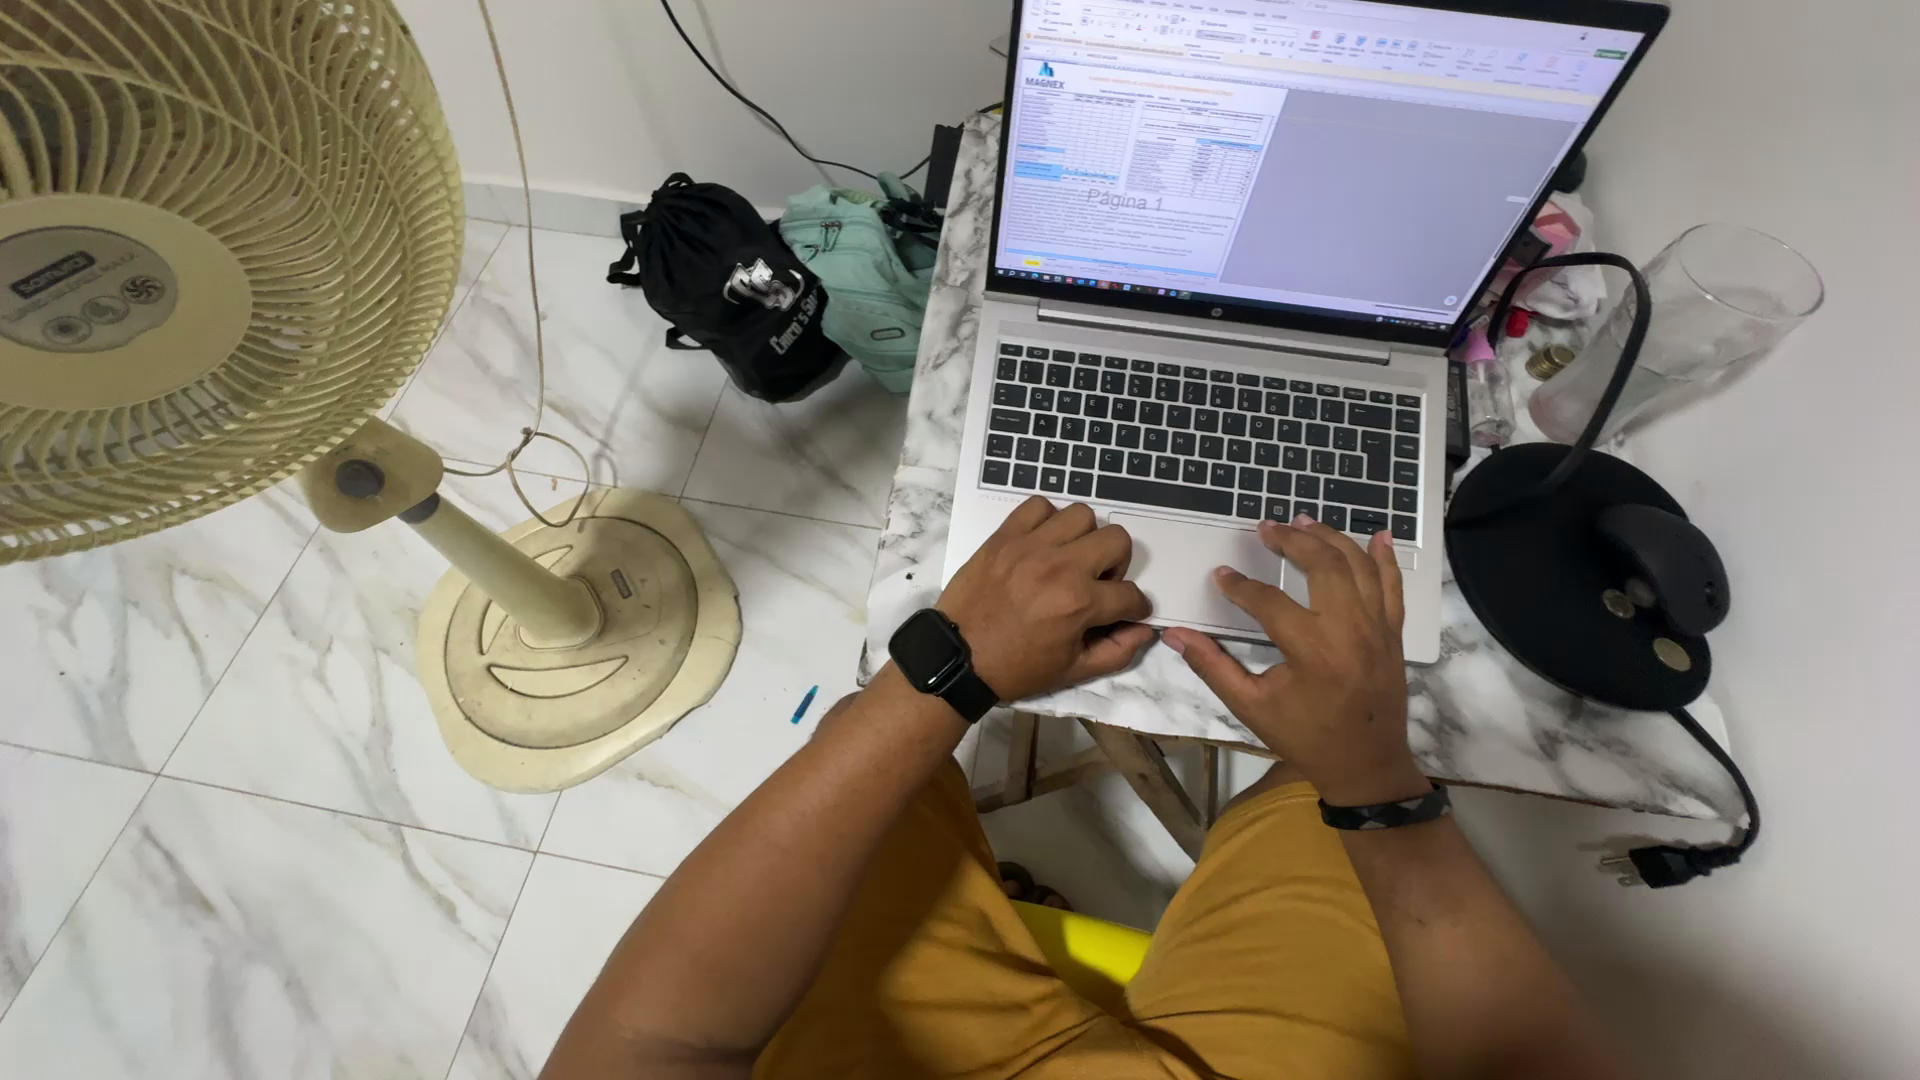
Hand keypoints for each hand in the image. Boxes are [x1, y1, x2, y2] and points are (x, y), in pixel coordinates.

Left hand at [936, 497, 1155, 701]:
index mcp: (1079, 604)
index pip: (1131, 594)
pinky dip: (1046, 520)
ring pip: (1082, 515)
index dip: (1134, 608)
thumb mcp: (1072, 671)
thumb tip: (1146, 630)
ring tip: (1069, 559)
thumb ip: (1117, 651)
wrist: (957, 658)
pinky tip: (1042, 544)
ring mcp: (1030, 546)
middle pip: (1117, 539)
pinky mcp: (1004, 536)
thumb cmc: (1016, 668)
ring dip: (1084, 537)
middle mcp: (1060, 567)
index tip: (1125, 612)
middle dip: (1117, 564)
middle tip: (1097, 582)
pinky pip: (1038, 505)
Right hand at [1161, 517, 1427, 806]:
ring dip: (1332, 538)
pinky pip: (1394, 587)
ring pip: (1360, 567)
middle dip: (1292, 540)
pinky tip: (1379, 535)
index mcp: (1312, 651)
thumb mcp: (1249, 705)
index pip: (1269, 601)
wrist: (1366, 767)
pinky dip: (1386, 559)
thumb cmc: (1304, 738)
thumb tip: (1175, 634)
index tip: (1221, 576)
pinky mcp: (1394, 634)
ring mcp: (1379, 630)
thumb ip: (1211, 665)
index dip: (1240, 586)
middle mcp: (1351, 632)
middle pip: (1324, 566)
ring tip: (1304, 521)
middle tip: (1266, 527)